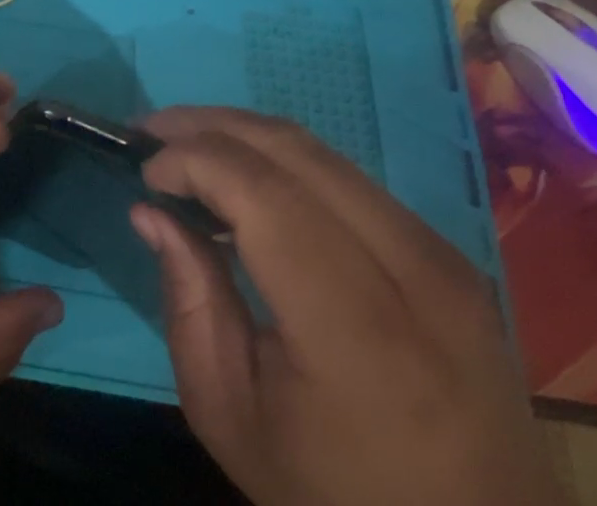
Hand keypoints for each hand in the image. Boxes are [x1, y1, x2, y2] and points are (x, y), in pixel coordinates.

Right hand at [134, 107, 565, 505]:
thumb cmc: (330, 485)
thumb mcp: (226, 408)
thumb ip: (190, 300)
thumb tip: (152, 212)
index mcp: (358, 331)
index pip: (268, 196)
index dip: (194, 160)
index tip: (143, 175)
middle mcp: (416, 275)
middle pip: (298, 155)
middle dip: (211, 127)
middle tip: (150, 135)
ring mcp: (445, 260)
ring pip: (328, 156)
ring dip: (245, 137)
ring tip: (185, 150)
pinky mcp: (452, 258)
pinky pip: (353, 180)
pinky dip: (285, 163)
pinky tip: (244, 184)